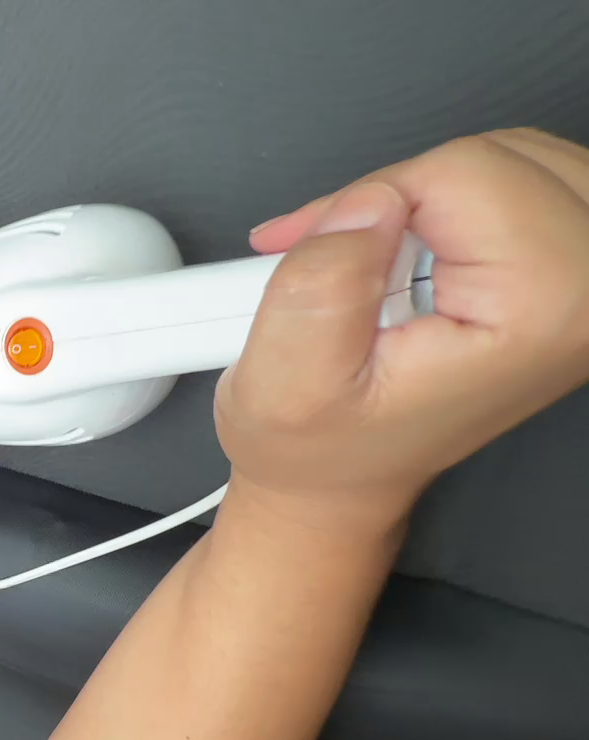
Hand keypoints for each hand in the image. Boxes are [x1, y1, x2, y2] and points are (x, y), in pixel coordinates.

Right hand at [221, 129, 588, 533]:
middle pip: (500, 159)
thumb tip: (358, 211)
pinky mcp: (571, 278)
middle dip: (391, 195)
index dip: (359, 203)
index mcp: (544, 310)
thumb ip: (315, 293)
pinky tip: (399, 259)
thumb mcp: (279, 386)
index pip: (466, 174)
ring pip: (514, 165)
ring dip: (417, 200)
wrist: (333, 480)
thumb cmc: (310, 448)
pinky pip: (523, 192)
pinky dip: (445, 209)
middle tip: (324, 258)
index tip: (302, 251)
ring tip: (359, 264)